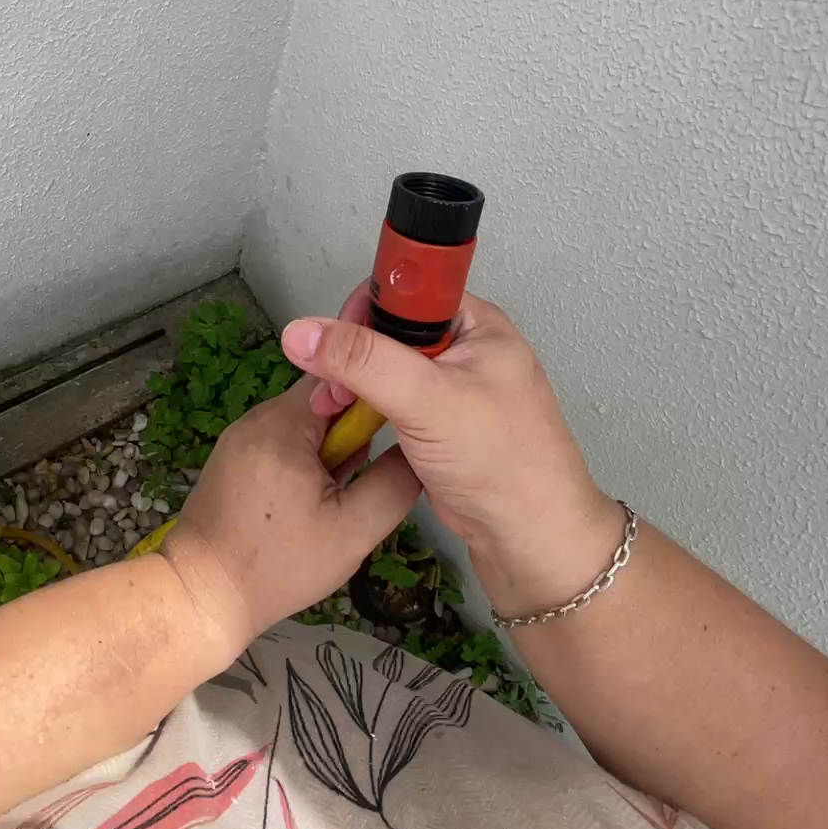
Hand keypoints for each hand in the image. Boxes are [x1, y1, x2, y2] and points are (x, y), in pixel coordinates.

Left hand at [159, 376, 419, 657]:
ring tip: (334, 492)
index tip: (395, 424)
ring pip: (303, 422)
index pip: (339, 375)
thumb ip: (393, 484)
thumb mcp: (352, 531)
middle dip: (349, 431)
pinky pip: (281, 440)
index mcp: (283, 424)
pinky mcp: (234, 455)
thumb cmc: (277, 565)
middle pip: (321, 399)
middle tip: (359, 474)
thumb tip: (419, 451)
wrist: (202, 593)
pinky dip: (302, 459)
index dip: (372, 394)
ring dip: (327, 448)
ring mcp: (241, 435)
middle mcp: (257, 417)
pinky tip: (306, 498)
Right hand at [279, 285, 624, 616]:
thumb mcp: (427, 399)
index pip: (406, 290)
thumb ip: (363, 361)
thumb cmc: (498, 461)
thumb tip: (299, 331)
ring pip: (384, 362)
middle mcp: (462, 345)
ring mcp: (448, 384)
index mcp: (475, 323)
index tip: (337, 343)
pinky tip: (349, 420)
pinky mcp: (434, 418)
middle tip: (333, 390)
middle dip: (351, 352)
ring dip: (352, 380)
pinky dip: (364, 403)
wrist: (528, 538)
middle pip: (388, 325)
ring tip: (334, 409)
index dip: (366, 309)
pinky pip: (388, 394)